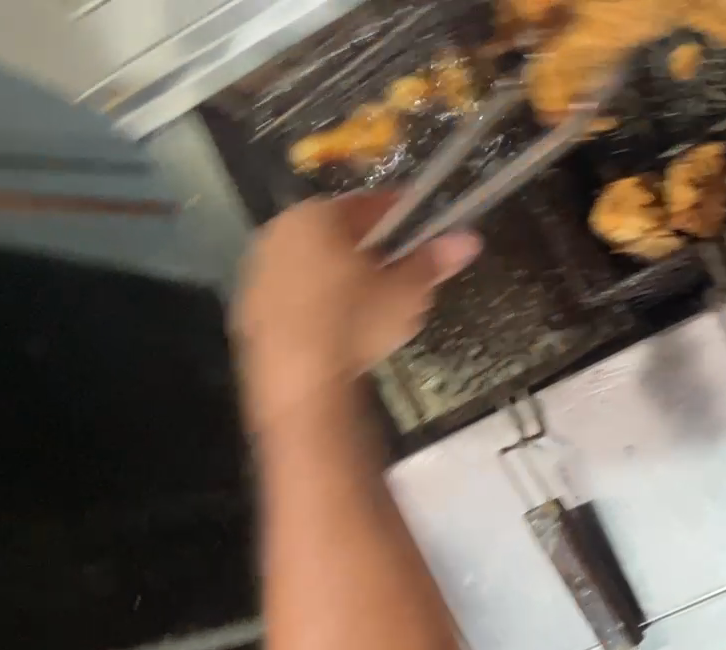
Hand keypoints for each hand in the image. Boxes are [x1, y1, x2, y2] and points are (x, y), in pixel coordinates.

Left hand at [231, 193, 480, 428]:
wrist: (299, 370)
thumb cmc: (358, 320)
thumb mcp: (408, 292)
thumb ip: (435, 261)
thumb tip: (471, 239)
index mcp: (320, 216)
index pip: (371, 204)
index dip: (404, 216)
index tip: (427, 231)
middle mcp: (282, 227)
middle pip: (339, 230)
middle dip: (372, 245)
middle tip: (403, 269)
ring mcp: (262, 262)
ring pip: (316, 257)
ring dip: (345, 269)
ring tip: (376, 297)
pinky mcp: (254, 297)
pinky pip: (299, 284)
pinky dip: (322, 293)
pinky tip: (343, 319)